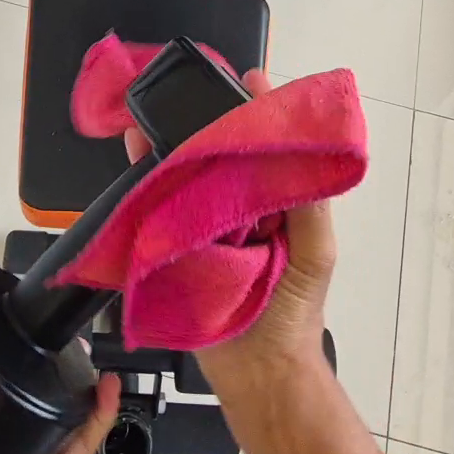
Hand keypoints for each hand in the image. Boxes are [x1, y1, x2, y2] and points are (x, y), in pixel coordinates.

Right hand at [122, 68, 336, 382]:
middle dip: (205, 119)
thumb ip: (312, 206)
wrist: (257, 374)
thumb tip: (302, 149)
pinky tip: (137, 151)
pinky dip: (146, 176)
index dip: (257, 111)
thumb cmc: (294, 314)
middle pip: (220, 152)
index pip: (265, 145)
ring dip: (172, 141)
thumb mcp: (316, 253)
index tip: (247, 79)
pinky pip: (159, 204)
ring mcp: (204, 223)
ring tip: (157, 112)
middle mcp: (238, 205)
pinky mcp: (176, 243)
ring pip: (187, 172)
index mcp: (276, 200)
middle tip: (191, 88)